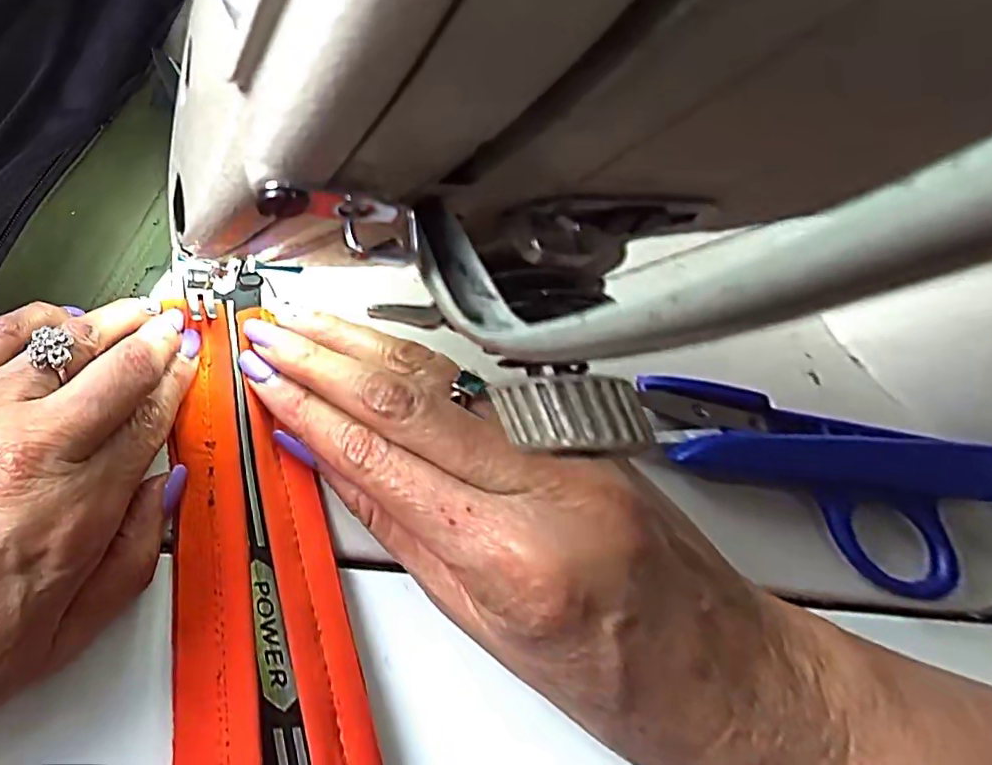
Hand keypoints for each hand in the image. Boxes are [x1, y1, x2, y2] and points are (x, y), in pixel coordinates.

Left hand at [0, 299, 197, 764]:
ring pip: (72, 338)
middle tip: (173, 328)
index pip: (149, 420)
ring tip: (135, 313)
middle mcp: (35, 449)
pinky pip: (8, 330)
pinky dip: (46, 316)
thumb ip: (133, 556)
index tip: (186, 369)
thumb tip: (162, 491)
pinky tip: (64, 319)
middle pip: (123, 366)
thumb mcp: (63, 636)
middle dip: (160, 340)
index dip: (177, 386)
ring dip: (115, 320)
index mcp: (74, 511)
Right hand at [237, 312, 846, 764]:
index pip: (376, 456)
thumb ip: (392, 521)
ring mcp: (560, 438)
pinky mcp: (566, 420)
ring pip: (431, 372)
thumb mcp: (476, 619)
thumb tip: (325, 457)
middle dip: (319, 358)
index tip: (266, 379)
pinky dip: (402, 353)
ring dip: (354, 340)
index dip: (308, 408)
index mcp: (510, 553)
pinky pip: (466, 378)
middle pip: (400, 397)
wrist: (725, 666)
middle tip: (269, 334)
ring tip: (301, 321)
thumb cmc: (613, 671)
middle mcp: (539, 481)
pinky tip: (367, 337)